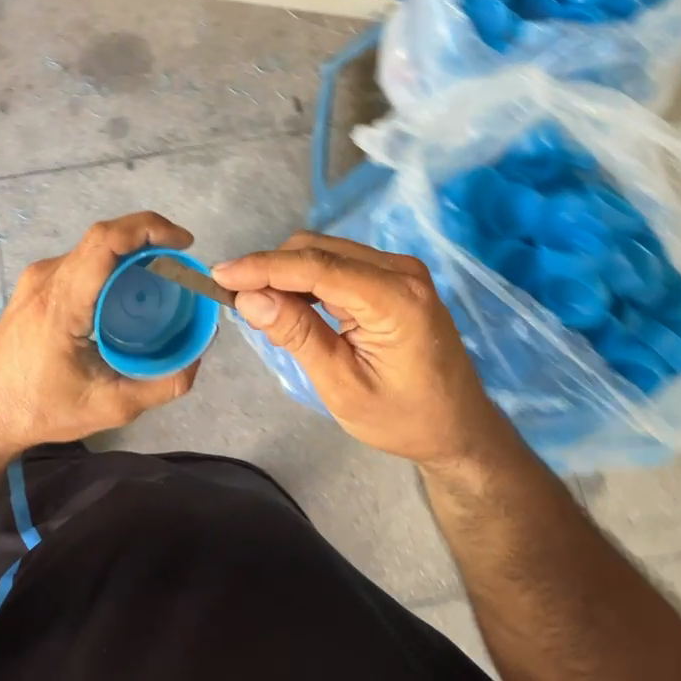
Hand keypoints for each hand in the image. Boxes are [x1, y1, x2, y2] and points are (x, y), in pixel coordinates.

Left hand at [0, 212, 201, 455]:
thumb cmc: (39, 409)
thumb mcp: (109, 406)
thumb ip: (160, 385)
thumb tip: (196, 359)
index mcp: (62, 300)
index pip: (105, 241)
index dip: (148, 228)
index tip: (183, 241)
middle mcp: (46, 278)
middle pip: (103, 240)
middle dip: (148, 242)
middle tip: (180, 268)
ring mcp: (35, 280)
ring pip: (91, 251)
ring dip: (128, 256)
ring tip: (161, 280)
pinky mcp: (32, 287)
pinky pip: (79, 264)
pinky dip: (110, 268)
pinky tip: (127, 295)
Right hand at [213, 232, 511, 466]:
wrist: (460, 431)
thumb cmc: (404, 419)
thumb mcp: (343, 387)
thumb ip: (297, 335)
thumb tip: (249, 298)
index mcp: (395, 299)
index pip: (315, 266)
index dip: (262, 267)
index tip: (219, 275)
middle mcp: (400, 271)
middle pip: (316, 250)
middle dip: (270, 269)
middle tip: (236, 301)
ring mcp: (399, 270)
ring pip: (323, 252)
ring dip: (285, 273)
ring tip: (259, 307)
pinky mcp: (393, 277)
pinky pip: (337, 263)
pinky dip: (305, 279)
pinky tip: (289, 304)